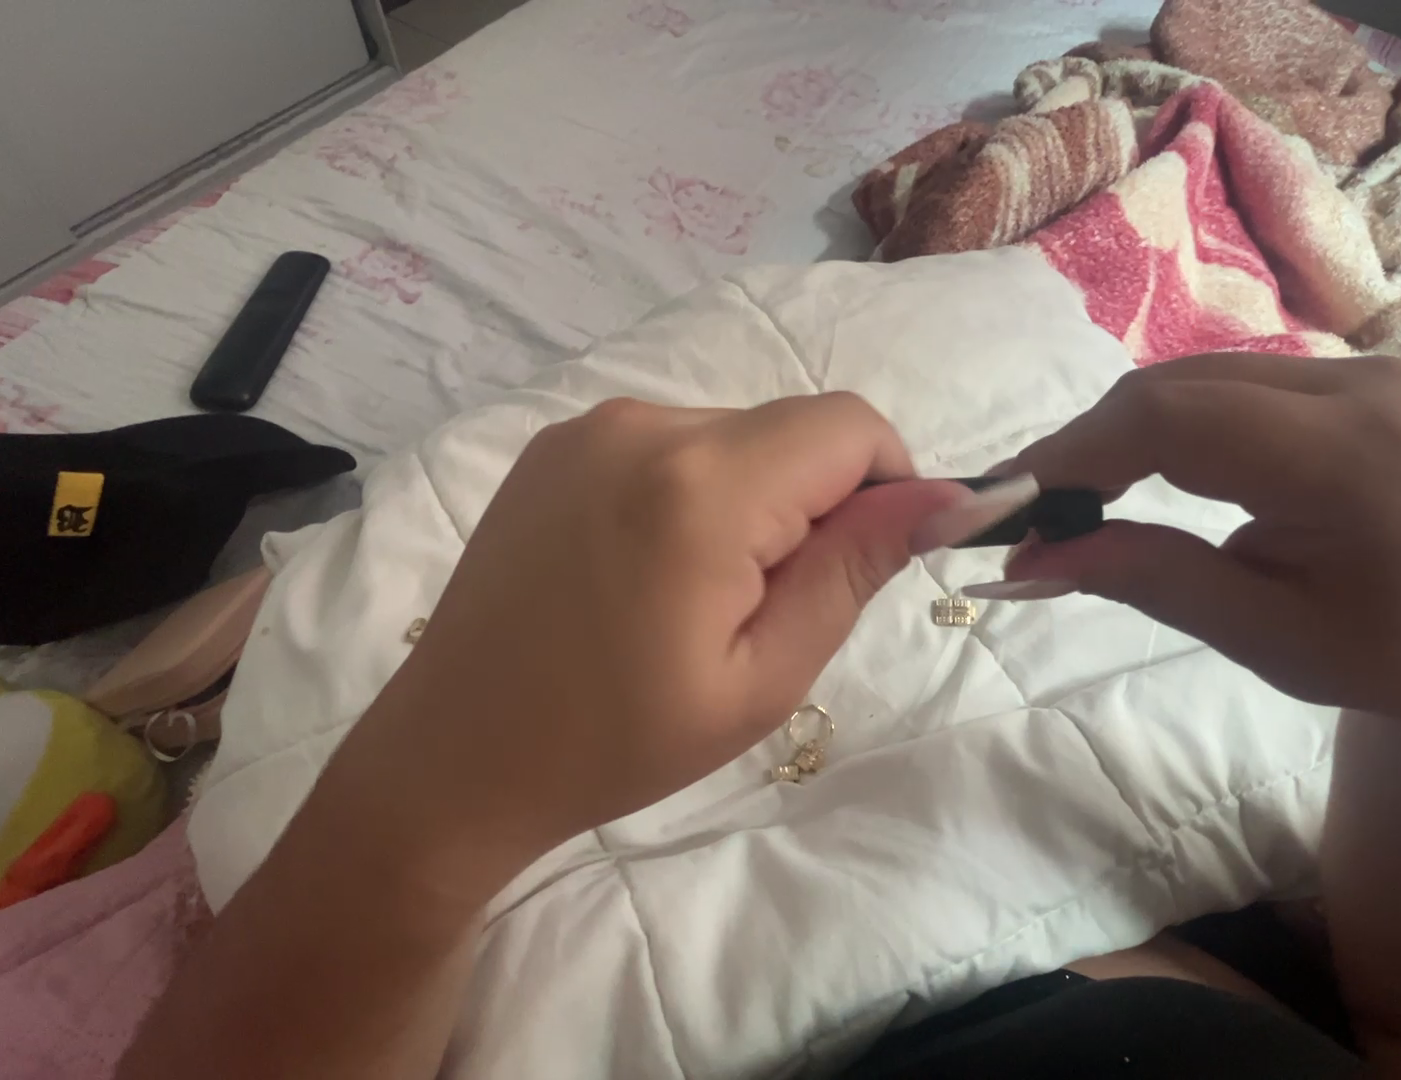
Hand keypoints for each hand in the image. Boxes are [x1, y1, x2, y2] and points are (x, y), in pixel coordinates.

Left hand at [371, 394, 1009, 857]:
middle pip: (791, 428)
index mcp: (701, 485)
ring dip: (755, 498)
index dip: (889, 482)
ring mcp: (590, 427)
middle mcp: (643, 423)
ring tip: (699, 595)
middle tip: (769, 604)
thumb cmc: (618, 742)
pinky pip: (671, 445)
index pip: (851, 426)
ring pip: (734, 436)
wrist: (455, 755)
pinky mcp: (556, 444)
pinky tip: (650, 569)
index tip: (868, 557)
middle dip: (816, 501)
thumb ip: (856, 567)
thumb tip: (945, 498)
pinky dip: (697, 491)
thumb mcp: (765, 675)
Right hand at [982, 353, 1400, 735]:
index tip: (1005, 502)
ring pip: (1187, 382)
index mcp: (1352, 457)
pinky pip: (1220, 389)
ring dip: (1114, 436)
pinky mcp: (1346, 384)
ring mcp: (1358, 375)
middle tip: (1029, 511)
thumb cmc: (1388, 659)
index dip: (1071, 453)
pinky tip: (1131, 472)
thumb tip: (1025, 560)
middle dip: (1083, 447)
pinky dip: (1156, 430)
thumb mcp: (1254, 632)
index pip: (1171, 420)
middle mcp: (1360, 387)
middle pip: (1170, 389)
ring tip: (1070, 497)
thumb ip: (1139, 576)